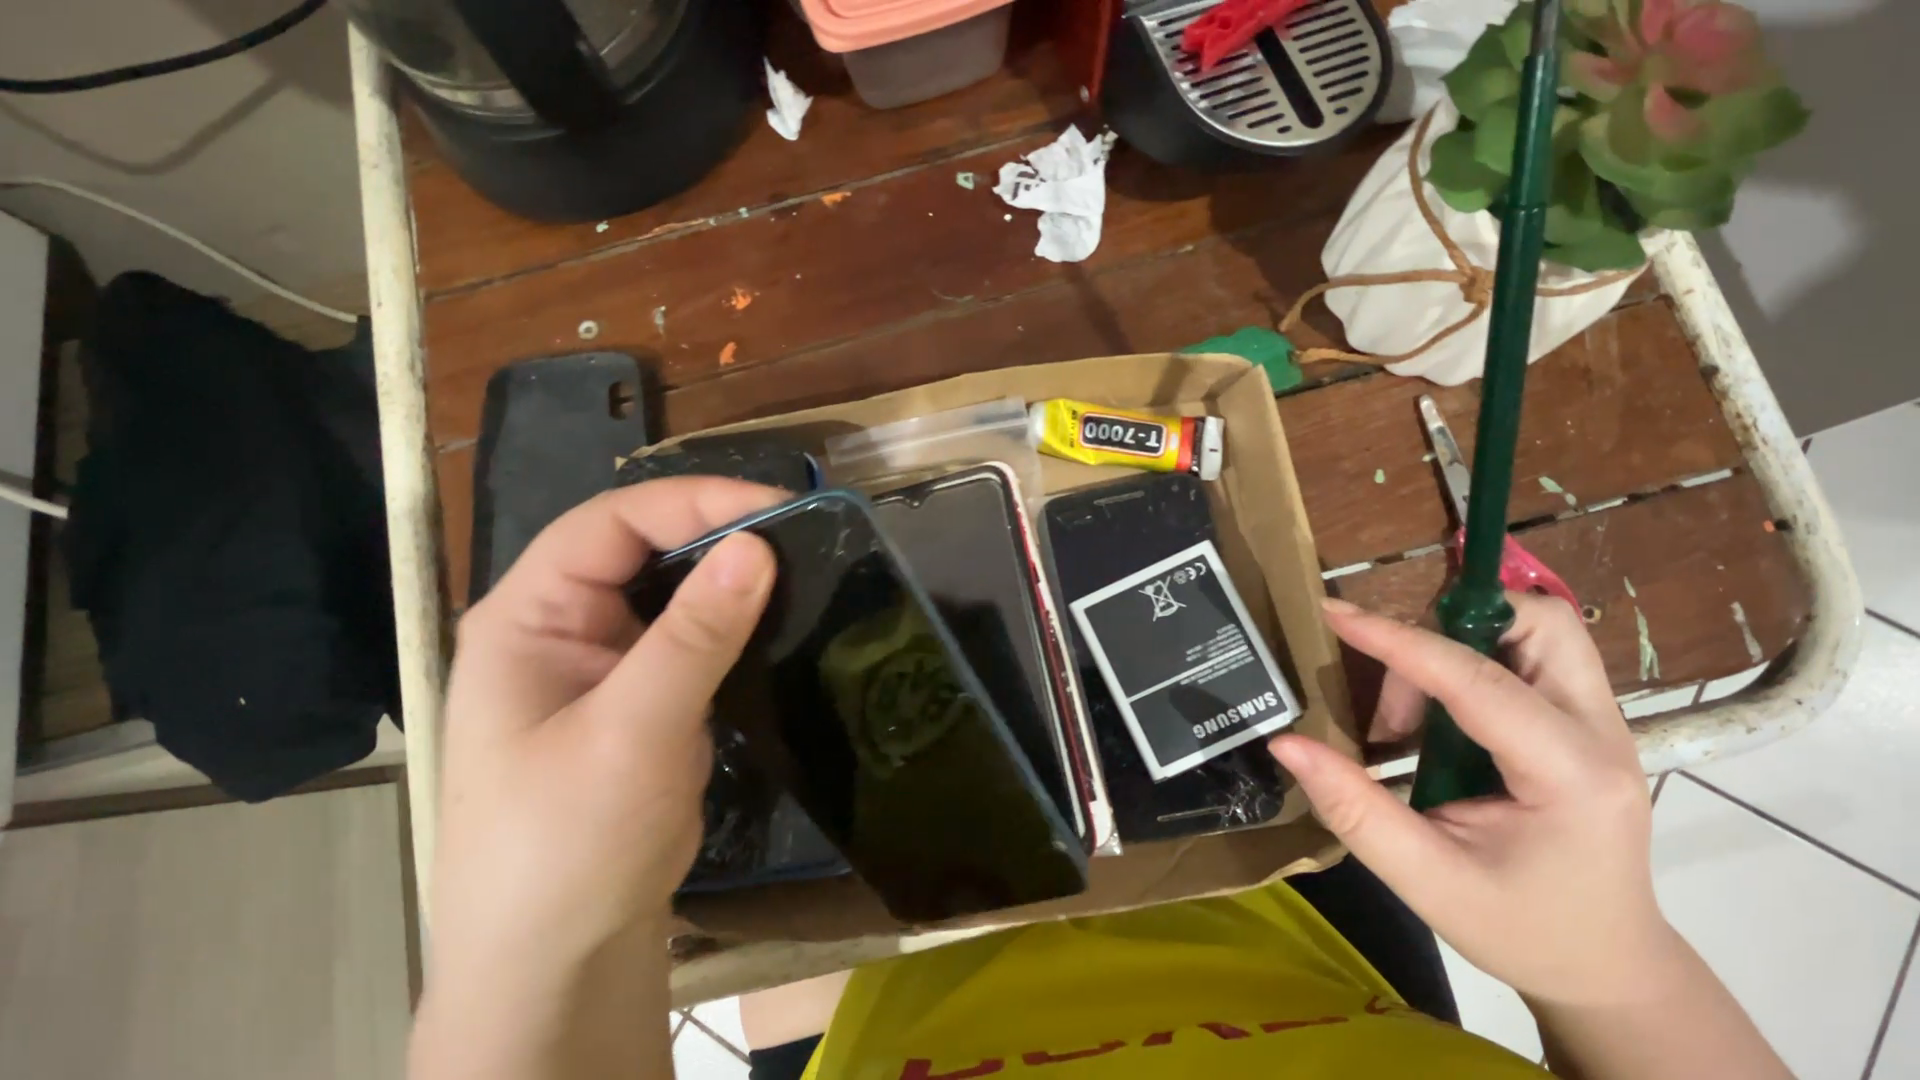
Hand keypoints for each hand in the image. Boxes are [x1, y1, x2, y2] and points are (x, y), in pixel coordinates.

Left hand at [431, 477, 782, 980]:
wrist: (559, 958)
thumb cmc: (569, 841)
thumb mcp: (631, 732)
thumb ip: (693, 636)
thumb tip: (758, 546)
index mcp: (529, 615)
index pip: (611, 523)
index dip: (693, 502)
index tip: (777, 507)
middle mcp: (561, 627)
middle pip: (641, 550)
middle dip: (716, 535)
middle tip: (801, 535)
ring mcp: (601, 667)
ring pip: (670, 596)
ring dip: (728, 581)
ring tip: (800, 570)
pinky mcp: (639, 704)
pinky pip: (688, 644)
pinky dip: (732, 628)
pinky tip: (777, 625)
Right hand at [1269, 593, 1676, 1008]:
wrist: (1606, 964)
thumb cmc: (1521, 929)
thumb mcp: (1427, 880)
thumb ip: (1354, 809)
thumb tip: (1286, 743)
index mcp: (1570, 774)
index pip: (1476, 680)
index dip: (1398, 640)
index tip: (1334, 613)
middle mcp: (1600, 732)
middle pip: (1538, 622)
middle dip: (1455, 623)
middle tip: (1394, 679)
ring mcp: (1602, 722)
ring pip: (1540, 629)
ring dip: (1466, 640)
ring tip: (1415, 710)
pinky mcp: (1584, 723)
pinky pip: (1530, 656)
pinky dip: (1475, 662)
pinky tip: (1439, 718)